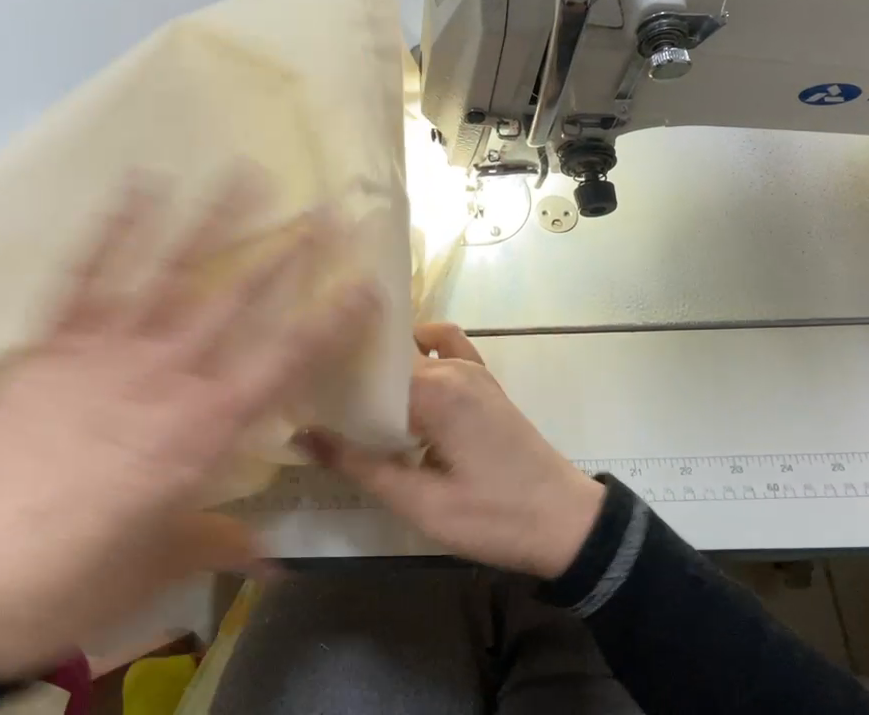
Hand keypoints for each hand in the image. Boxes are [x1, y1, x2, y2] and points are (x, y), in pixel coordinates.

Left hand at [0, 182, 380, 681]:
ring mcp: (108, 349)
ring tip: (244, 172)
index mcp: (204, 433)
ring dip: (213, 219)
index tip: (365, 283)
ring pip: (172, 273)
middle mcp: (167, 377)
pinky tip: (137, 183)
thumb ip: (217, 542)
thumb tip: (273, 560)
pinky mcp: (54, 340)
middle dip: (290, 252)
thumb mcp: (152, 567)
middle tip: (324, 208)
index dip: (332, 322)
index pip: (287, 365)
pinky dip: (114, 226)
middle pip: (241, 302)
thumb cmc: (65, 577)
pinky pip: (89, 273)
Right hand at [300, 323, 604, 580]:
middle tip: (316, 401)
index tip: (301, 399)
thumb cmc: (493, 517)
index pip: (367, 372)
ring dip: (383, 368)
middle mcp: (451, 367)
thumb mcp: (421, 504)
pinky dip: (421, 350)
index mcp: (435, 391)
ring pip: (410, 350)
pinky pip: (446, 346)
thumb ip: (360, 466)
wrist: (567, 524)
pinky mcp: (485, 380)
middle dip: (352, 377)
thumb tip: (302, 436)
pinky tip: (403, 378)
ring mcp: (472, 369)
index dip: (331, 385)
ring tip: (352, 394)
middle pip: (386, 359)